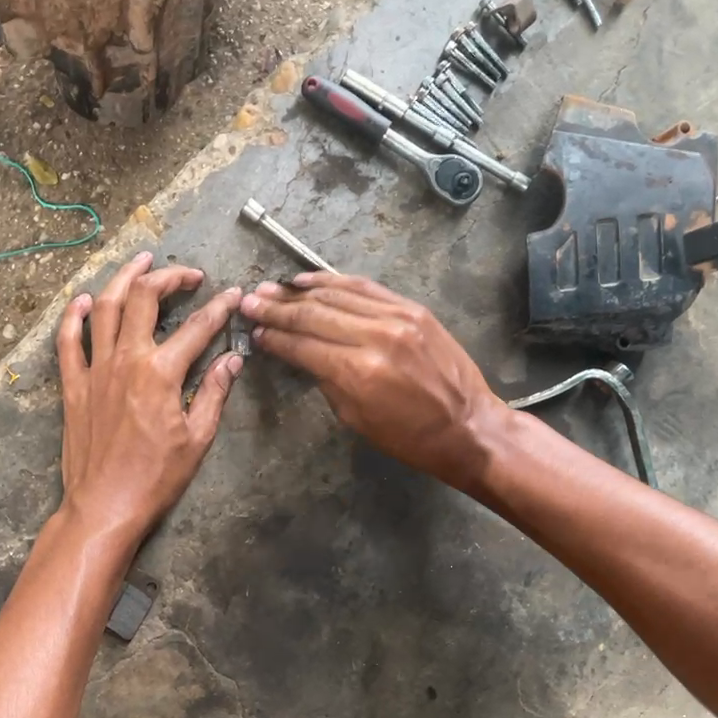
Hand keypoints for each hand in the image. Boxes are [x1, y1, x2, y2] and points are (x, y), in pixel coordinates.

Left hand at [56, 252, 243, 541]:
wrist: (104, 506)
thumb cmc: (155, 479)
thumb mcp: (197, 439)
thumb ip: (213, 393)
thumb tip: (231, 360)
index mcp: (160, 373)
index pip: (197, 327)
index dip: (219, 307)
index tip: (232, 294)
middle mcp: (125, 360)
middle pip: (144, 298)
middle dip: (169, 277)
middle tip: (187, 274)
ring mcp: (94, 370)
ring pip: (105, 307)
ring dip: (123, 278)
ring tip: (140, 262)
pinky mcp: (72, 386)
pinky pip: (68, 340)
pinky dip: (75, 315)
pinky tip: (86, 300)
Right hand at [240, 272, 505, 490]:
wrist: (467, 426)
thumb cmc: (407, 437)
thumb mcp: (355, 418)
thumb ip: (326, 380)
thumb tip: (301, 353)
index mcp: (357, 372)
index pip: (302, 345)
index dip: (274, 338)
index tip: (253, 330)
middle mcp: (374, 336)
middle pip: (314, 314)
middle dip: (277, 308)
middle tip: (250, 302)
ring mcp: (396, 317)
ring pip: (336, 295)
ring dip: (299, 291)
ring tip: (272, 288)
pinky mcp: (412, 309)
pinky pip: (364, 288)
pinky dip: (334, 282)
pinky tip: (310, 280)